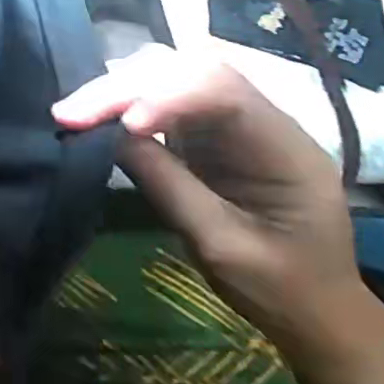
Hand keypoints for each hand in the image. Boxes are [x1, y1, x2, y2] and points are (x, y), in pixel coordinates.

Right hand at [51, 44, 355, 347]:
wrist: (313, 313)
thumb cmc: (280, 288)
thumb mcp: (225, 248)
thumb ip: (171, 187)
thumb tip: (110, 135)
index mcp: (285, 145)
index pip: (223, 90)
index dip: (168, 95)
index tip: (125, 125)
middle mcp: (256, 114)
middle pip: (185, 70)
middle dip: (124, 86)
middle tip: (69, 114)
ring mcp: (227, 116)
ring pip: (165, 73)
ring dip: (114, 87)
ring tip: (71, 113)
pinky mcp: (202, 125)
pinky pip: (156, 94)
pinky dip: (119, 99)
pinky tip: (91, 113)